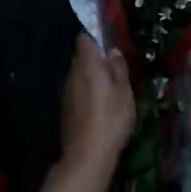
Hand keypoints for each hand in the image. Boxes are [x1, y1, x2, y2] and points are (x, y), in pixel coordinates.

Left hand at [61, 34, 134, 167]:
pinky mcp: (66, 108)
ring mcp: (67, 93)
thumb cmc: (111, 118)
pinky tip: (102, 103)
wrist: (87, 154)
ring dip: (94, 76)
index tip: (110, 42)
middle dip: (97, 59)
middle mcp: (72, 76)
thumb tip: (112, 51)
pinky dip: (89, 91)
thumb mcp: (124, 91)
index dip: (96, 37)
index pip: (84, 40)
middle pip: (82, 58)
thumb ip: (118, 68)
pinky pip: (78, 90)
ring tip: (113, 86)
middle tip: (118, 68)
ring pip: (80, 75)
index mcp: (88, 66)